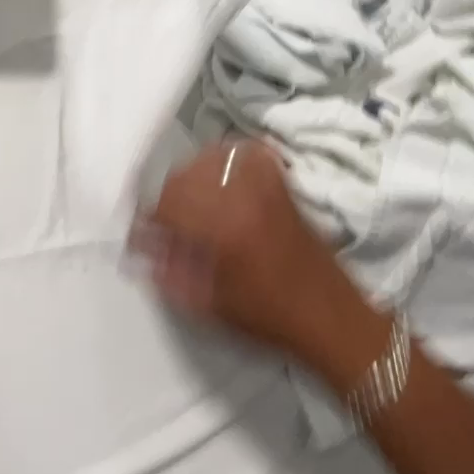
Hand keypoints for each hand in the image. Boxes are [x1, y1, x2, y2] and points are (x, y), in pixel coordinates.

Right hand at [133, 142, 386, 376]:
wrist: (333, 318)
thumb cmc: (269, 318)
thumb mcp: (209, 304)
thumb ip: (170, 275)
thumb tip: (143, 253)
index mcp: (222, 227)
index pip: (166, 206)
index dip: (146, 222)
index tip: (140, 239)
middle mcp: (242, 197)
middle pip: (184, 176)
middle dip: (165, 199)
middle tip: (162, 224)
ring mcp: (266, 187)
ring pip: (212, 159)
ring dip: (192, 177)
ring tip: (190, 203)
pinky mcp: (283, 187)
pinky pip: (249, 155)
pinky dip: (229, 160)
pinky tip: (221, 179)